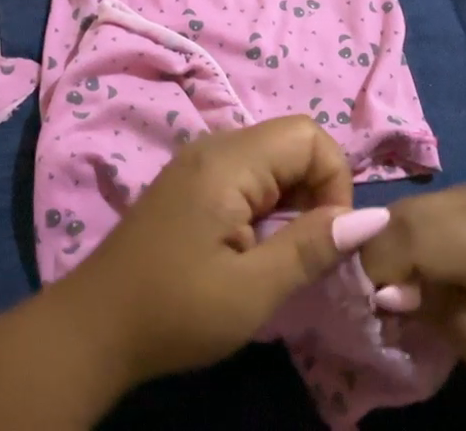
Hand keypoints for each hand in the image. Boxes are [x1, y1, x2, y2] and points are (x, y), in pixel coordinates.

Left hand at [48, 115, 357, 384]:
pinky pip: (246, 172)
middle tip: (306, 247)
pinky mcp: (189, 182)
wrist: (93, 329)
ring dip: (292, 197)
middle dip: (316, 188)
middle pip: (291, 140)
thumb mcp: (253, 290)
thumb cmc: (176, 311)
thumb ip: (312, 246)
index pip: (309, 135)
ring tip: (281, 249)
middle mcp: (213, 147)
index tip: (327, 235)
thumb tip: (372, 217)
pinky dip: (267, 201)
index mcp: (228, 162)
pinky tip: (254, 244)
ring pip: (270, 156)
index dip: (334, 180)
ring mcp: (197, 162)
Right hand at [358, 184, 465, 411]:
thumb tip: (385, 291)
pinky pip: (427, 206)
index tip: (376, 308)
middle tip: (381, 300)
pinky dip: (411, 233)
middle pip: (404, 213)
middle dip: (378, 254)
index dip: (379, 266)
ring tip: (401, 288)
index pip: (411, 232)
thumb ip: (441, 315)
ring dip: (392, 242)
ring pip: (410, 206)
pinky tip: (425, 267)